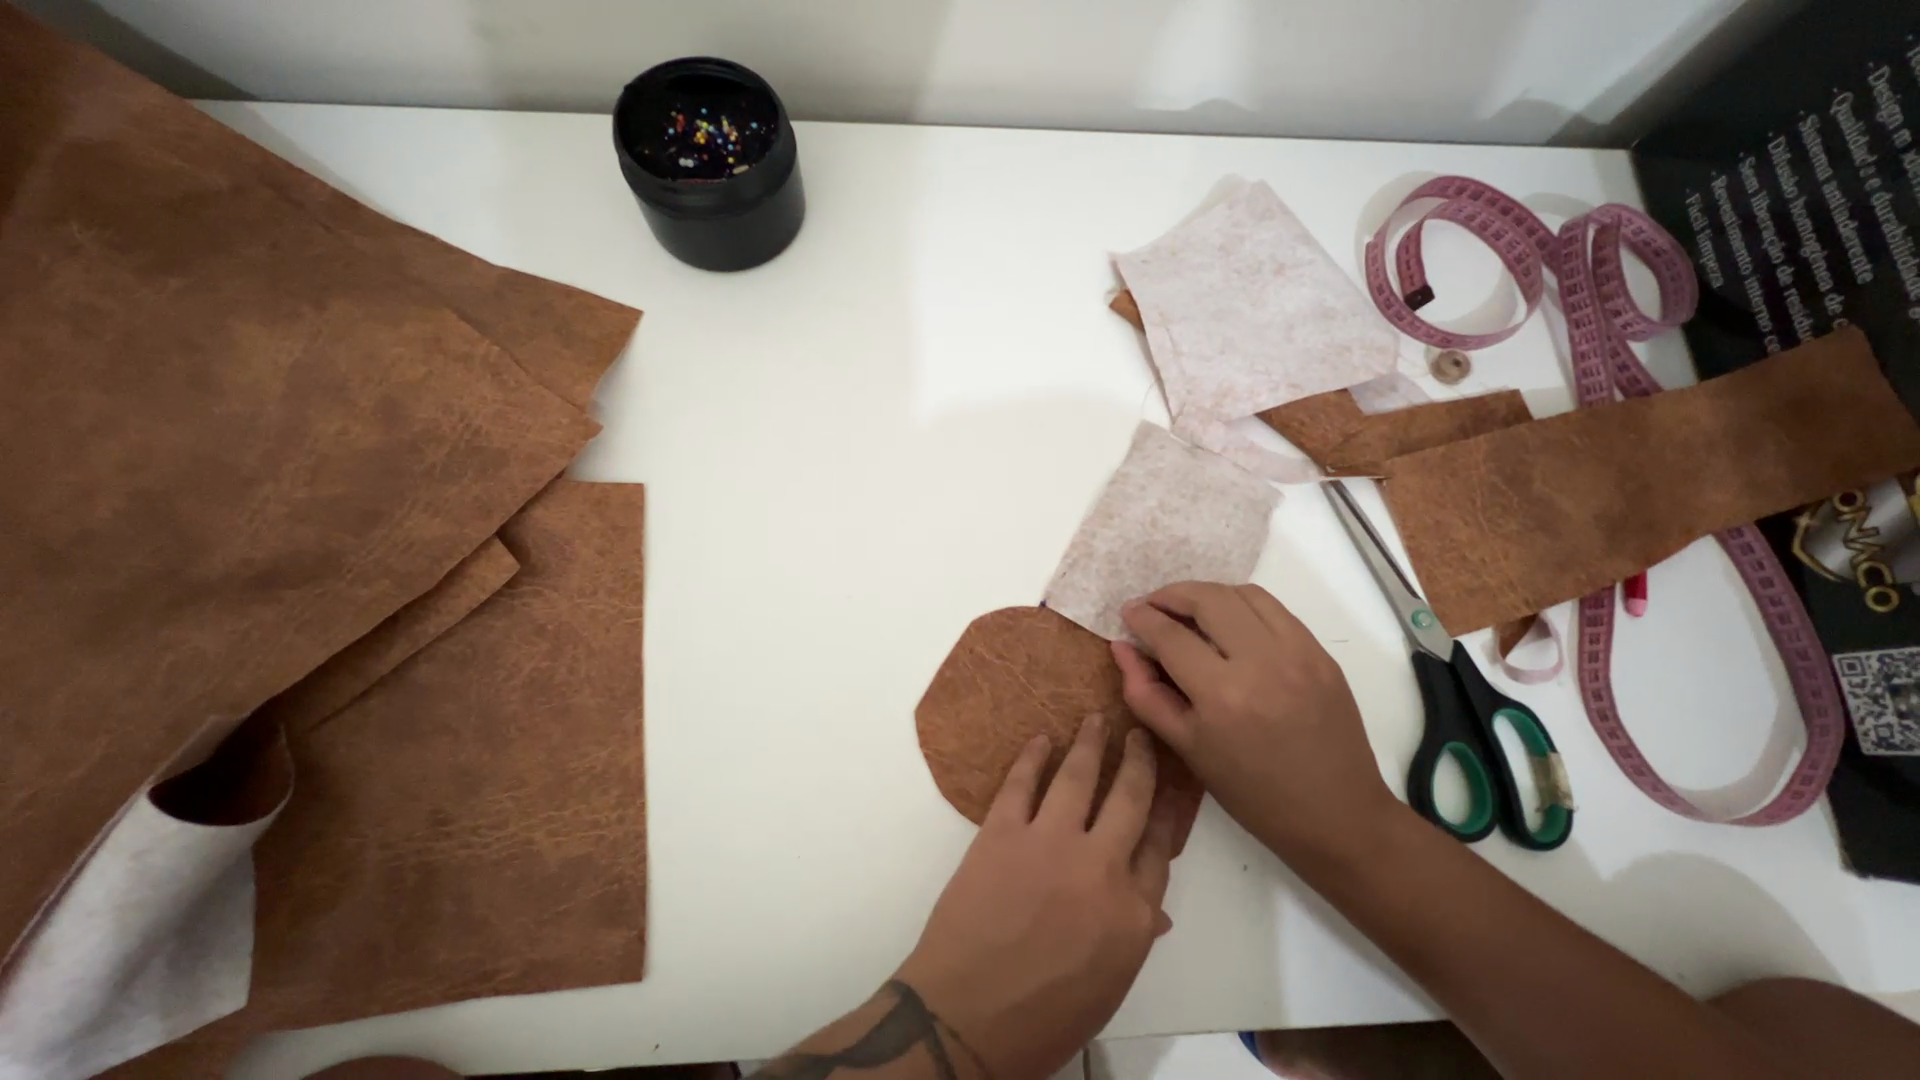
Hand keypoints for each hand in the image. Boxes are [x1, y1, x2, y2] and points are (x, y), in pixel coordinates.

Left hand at [895, 716, 1178, 1079]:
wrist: (966, 1019)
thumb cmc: (1044, 1017)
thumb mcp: (1107, 986)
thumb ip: (1132, 936)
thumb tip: (1151, 910)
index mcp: (1133, 912)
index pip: (1162, 843)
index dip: (1169, 806)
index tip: (1173, 779)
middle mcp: (1100, 867)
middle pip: (1130, 798)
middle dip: (1139, 760)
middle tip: (1140, 733)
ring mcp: (1049, 843)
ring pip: (1079, 776)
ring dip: (1091, 742)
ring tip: (1097, 719)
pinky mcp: (1001, 833)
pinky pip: (1022, 783)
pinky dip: (1033, 756)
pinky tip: (1042, 739)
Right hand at [1113, 582, 1402, 860]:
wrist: (1335, 815)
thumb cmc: (1251, 793)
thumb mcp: (1186, 749)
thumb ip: (1146, 694)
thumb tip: (1122, 647)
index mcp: (1221, 696)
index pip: (1171, 636)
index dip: (1143, 617)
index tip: (1129, 611)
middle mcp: (1261, 663)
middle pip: (1208, 599)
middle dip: (1172, 594)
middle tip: (1154, 605)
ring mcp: (1298, 653)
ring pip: (1244, 594)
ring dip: (1209, 594)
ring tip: (1190, 611)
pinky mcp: (1321, 653)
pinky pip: (1276, 610)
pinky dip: (1244, 606)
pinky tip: (1231, 624)